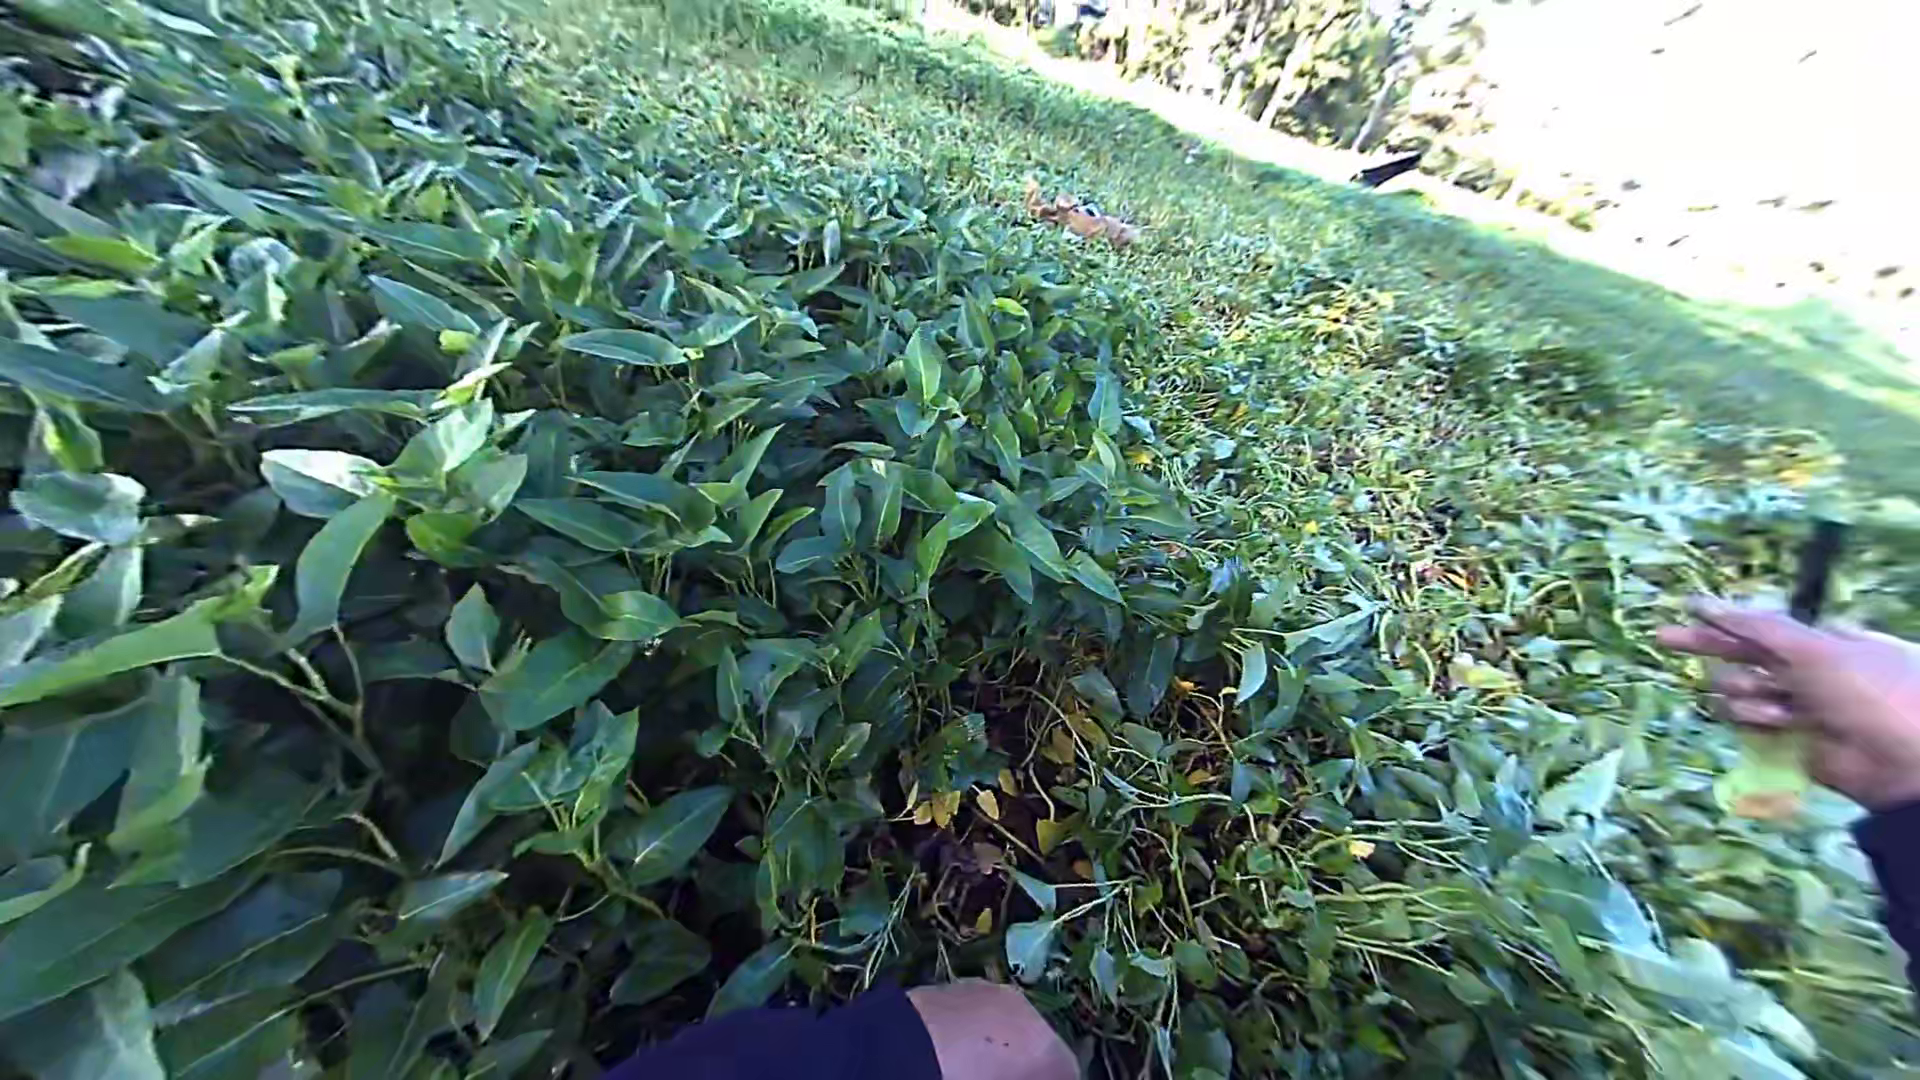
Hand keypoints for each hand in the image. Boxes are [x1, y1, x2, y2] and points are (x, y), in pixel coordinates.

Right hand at [1658, 598, 1919, 810]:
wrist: (1907, 766)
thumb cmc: (1873, 696)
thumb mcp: (1817, 650)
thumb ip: (1756, 625)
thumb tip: (1699, 602)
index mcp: (1834, 646)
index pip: (1767, 627)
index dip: (1730, 622)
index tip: (1692, 614)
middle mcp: (1813, 671)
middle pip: (1743, 652)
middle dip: (1707, 646)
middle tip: (1663, 638)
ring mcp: (1796, 702)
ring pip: (1735, 684)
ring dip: (1745, 690)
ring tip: (1772, 701)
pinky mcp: (1780, 731)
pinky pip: (1740, 715)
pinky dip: (1752, 717)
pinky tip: (1776, 723)